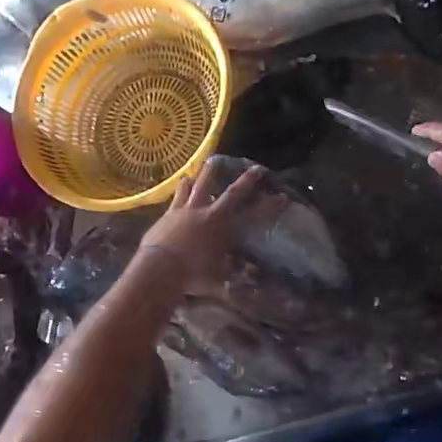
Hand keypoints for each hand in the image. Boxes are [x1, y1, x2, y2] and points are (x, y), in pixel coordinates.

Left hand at [135, 156, 268, 290]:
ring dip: (207, 173)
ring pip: (199, 185)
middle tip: (253, 168)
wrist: (159, 268)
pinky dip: (184, 186)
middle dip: (245, 180)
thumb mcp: (218, 279)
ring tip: (211, 162)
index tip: (283, 197)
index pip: (253, 214)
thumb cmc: (193, 275)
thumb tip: (252, 279)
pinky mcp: (169, 213)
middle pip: (229, 191)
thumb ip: (234, 277)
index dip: (270, 206)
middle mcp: (208, 213)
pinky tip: (184, 180)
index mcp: (223, 228)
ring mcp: (187, 210)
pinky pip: (179, 195)